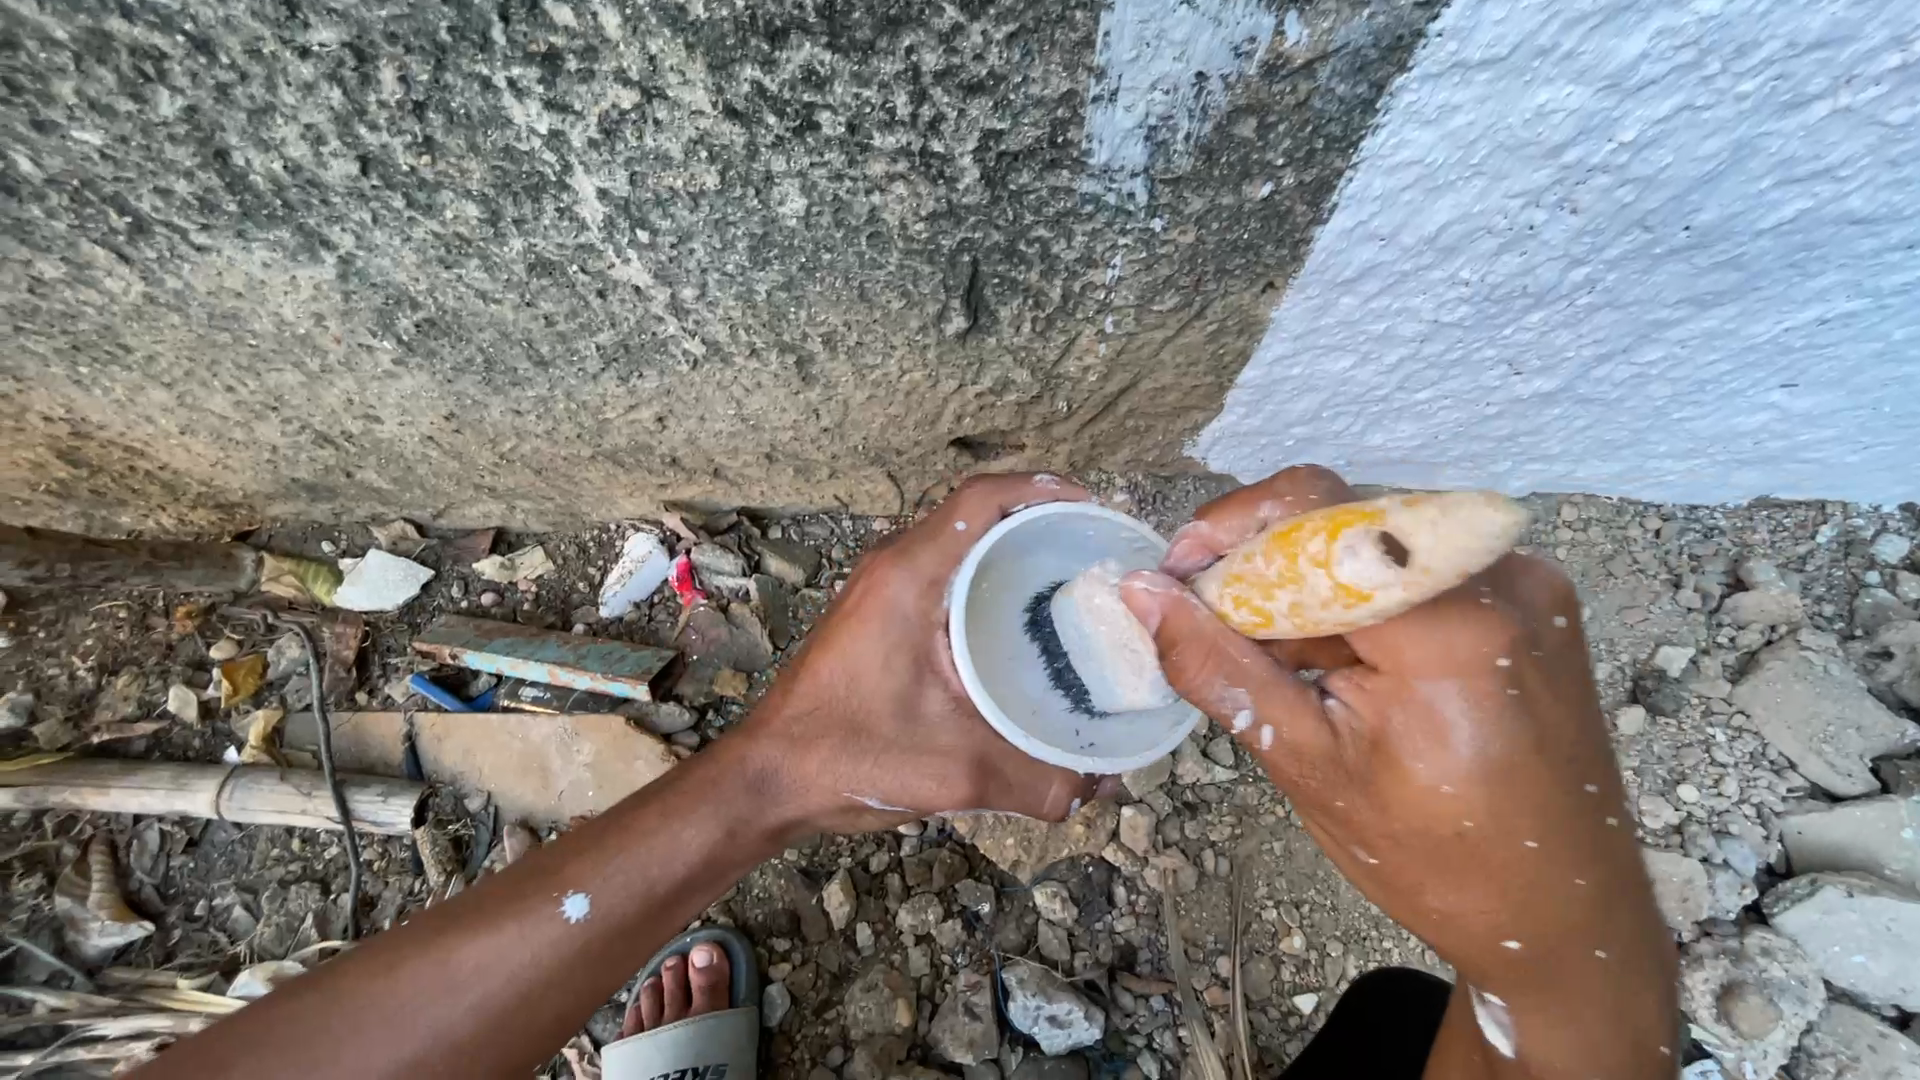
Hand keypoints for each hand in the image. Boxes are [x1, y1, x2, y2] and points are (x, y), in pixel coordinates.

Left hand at [738, 473, 1109, 834]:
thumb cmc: (848, 755)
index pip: (980, 498)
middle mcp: (892, 565)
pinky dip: (980, 578)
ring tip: (1064, 579)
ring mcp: (879, 586)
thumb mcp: (954, 770)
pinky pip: (939, 571)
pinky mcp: (875, 611)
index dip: (1041, 488)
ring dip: (1006, 547)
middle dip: (1035, 519)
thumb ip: (1035, 780)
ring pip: (955, 542)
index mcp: (909, 575)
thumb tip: (1100, 787)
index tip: (1091, 507)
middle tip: (1090, 550)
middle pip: (973, 513)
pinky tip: (1013, 622)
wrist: (769, 775)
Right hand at [1121, 466, 1675, 1075]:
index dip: (1227, 527)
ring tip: (1279, 657)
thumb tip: (1140, 592)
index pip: (1314, 510)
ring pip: (1369, 533)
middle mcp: (1501, 574)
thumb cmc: (1431, 857)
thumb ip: (1216, 665)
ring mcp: (1523, 581)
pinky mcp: (1524, 598)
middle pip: (1340, 515)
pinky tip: (1336, 656)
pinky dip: (1349, 593)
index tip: (1175, 576)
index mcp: (1453, 622)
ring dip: (1302, 580)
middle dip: (1260, 561)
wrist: (1566, 917)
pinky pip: (1407, 560)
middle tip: (1215, 624)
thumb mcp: (1304, 761)